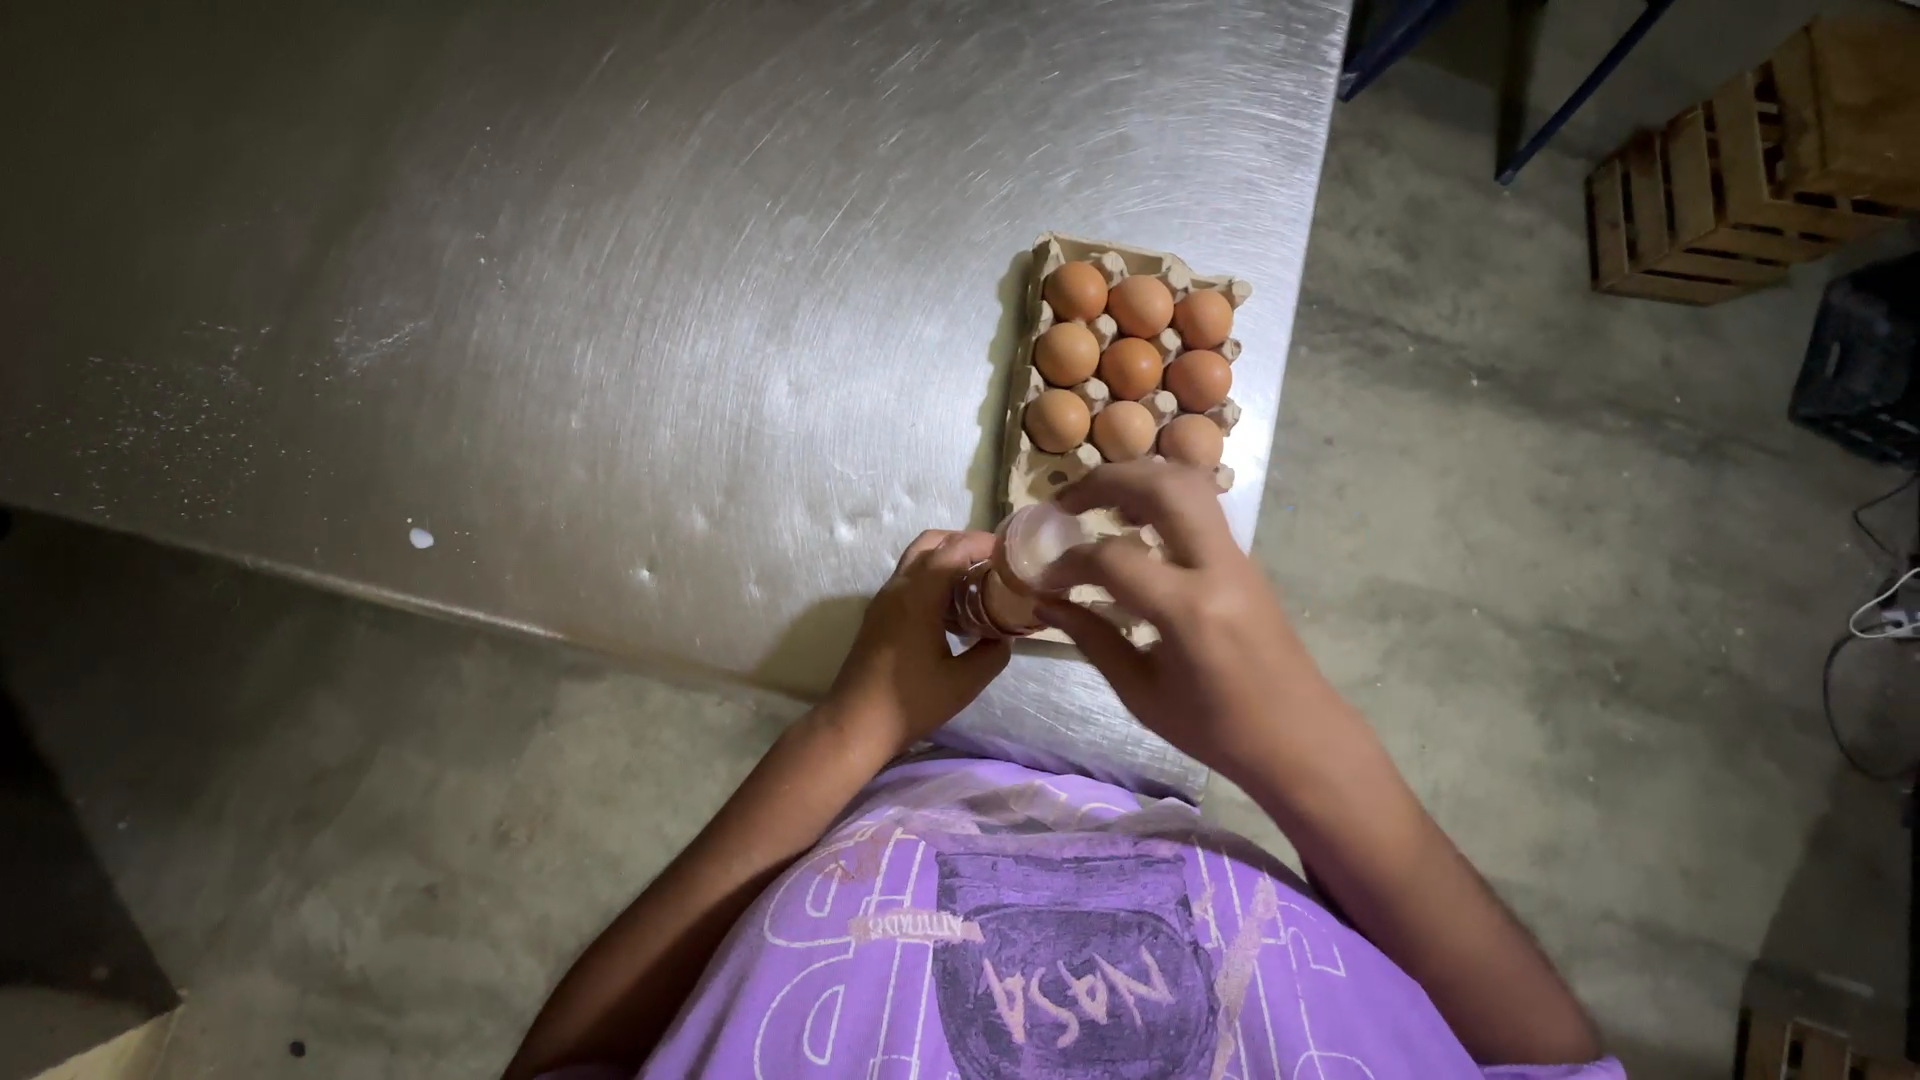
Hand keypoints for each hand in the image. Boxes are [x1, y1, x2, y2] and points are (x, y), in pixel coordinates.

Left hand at [822, 530, 1011, 753]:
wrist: (855, 724)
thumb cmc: (911, 703)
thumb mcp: (964, 683)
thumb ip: (992, 654)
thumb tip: (1004, 637)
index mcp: (918, 597)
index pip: (954, 549)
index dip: (984, 543)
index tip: (1011, 552)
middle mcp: (898, 588)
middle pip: (932, 542)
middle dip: (964, 542)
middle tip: (994, 562)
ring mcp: (884, 600)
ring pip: (917, 559)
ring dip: (947, 560)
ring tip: (978, 583)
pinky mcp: (878, 614)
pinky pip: (909, 580)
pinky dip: (933, 578)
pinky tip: (953, 609)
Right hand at [1035, 461, 1347, 781]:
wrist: (1300, 738)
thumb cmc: (1216, 729)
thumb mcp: (1141, 694)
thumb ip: (1092, 638)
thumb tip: (1046, 602)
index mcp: (1189, 611)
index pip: (1114, 559)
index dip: (1069, 563)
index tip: (1045, 578)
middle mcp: (1218, 568)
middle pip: (1161, 488)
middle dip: (1105, 482)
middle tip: (1066, 502)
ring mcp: (1238, 558)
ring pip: (1188, 483)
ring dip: (1137, 479)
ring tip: (1098, 501)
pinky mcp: (1244, 560)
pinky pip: (1200, 506)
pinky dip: (1160, 497)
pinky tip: (1134, 523)